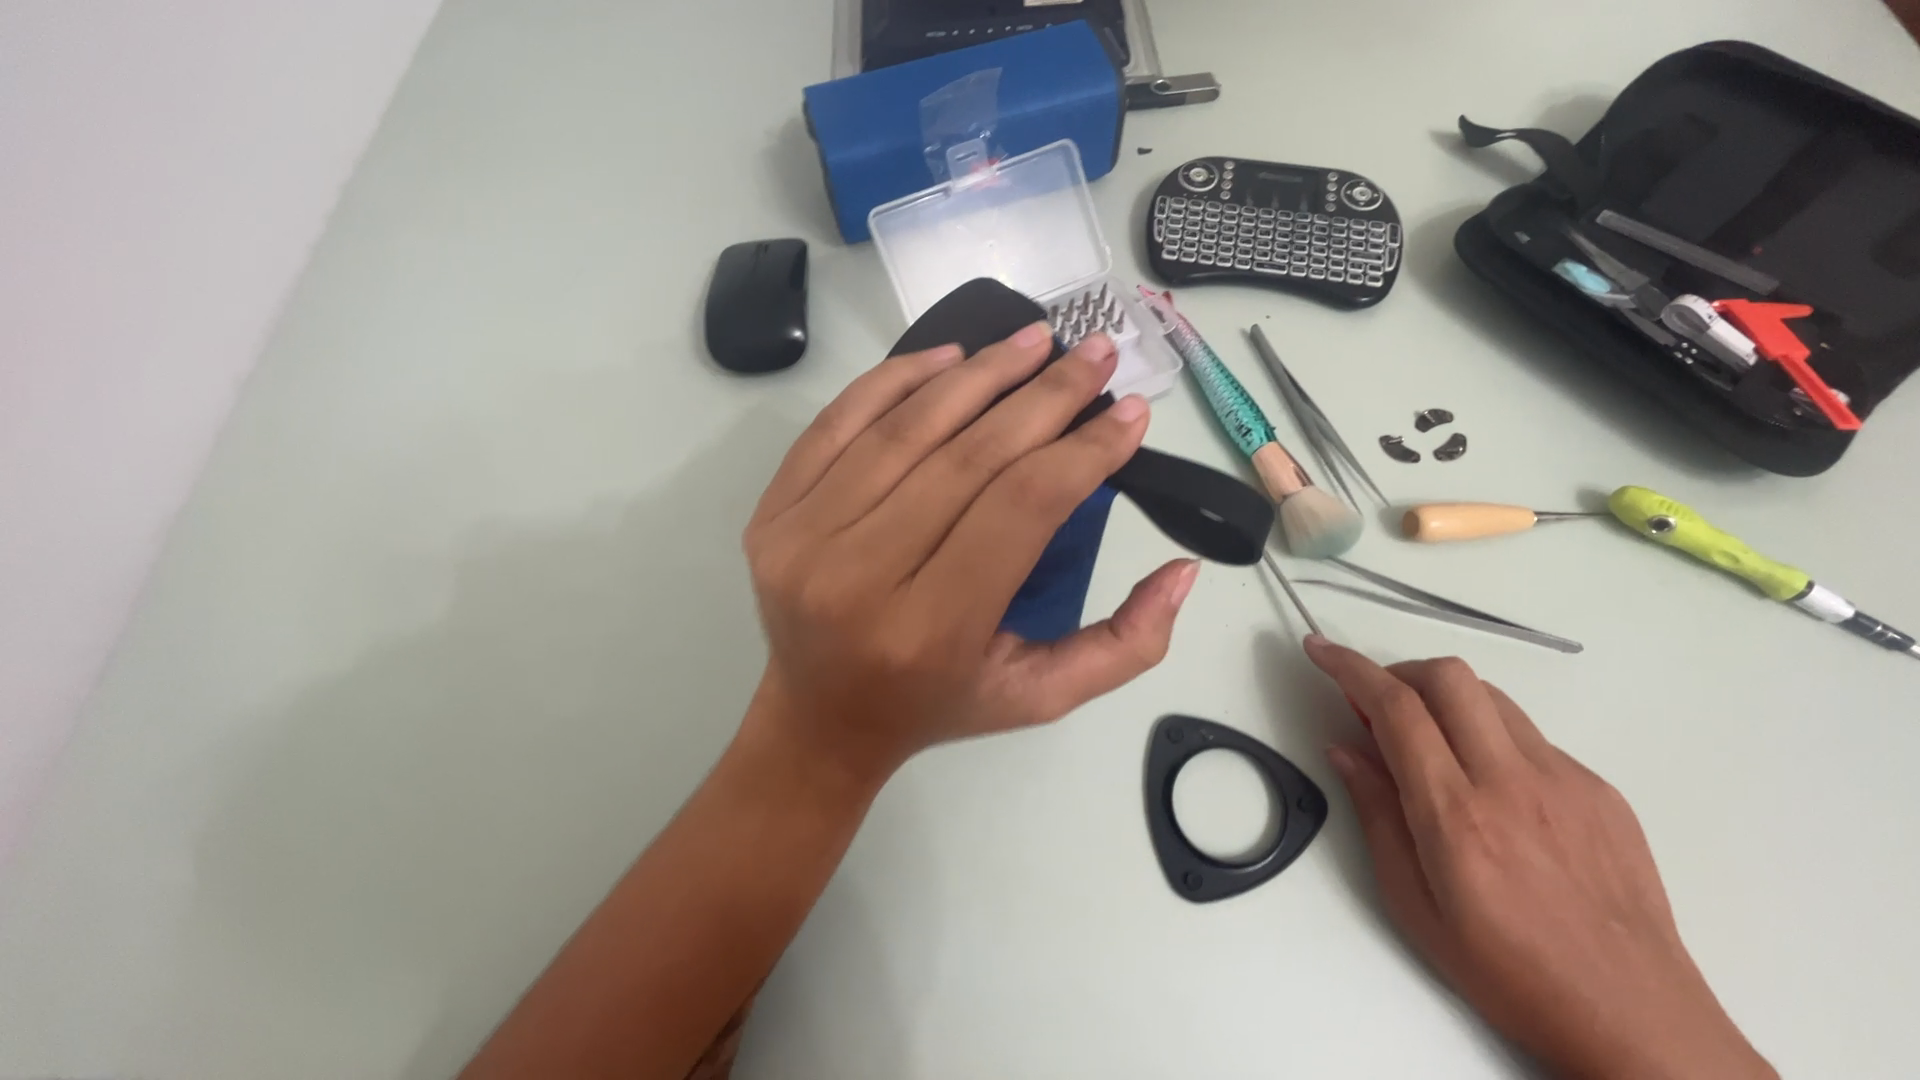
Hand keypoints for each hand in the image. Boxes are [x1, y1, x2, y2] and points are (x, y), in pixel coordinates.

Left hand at [742, 323, 1198, 786]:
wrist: (822, 719)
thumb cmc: (939, 705)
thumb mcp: (1041, 696)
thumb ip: (1124, 646)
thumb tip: (1184, 570)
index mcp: (930, 629)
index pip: (1020, 507)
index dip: (1083, 450)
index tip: (1130, 410)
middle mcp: (858, 578)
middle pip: (968, 458)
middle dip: (1044, 396)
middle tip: (1097, 351)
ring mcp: (803, 539)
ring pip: (904, 429)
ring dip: (978, 373)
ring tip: (1034, 339)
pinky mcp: (772, 514)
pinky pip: (838, 423)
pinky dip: (895, 379)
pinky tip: (950, 356)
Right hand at [1305, 638, 1775, 1079]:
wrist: (1636, 1018)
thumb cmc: (1509, 973)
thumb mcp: (1414, 906)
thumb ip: (1377, 815)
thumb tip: (1345, 750)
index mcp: (1456, 815)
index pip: (1395, 709)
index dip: (1349, 667)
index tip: (1320, 649)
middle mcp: (1513, 781)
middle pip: (1449, 677)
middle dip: (1399, 671)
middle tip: (1375, 705)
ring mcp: (1566, 780)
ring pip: (1491, 697)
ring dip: (1444, 699)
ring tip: (1428, 743)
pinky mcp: (1601, 790)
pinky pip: (1531, 737)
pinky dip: (1489, 737)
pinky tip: (1488, 790)